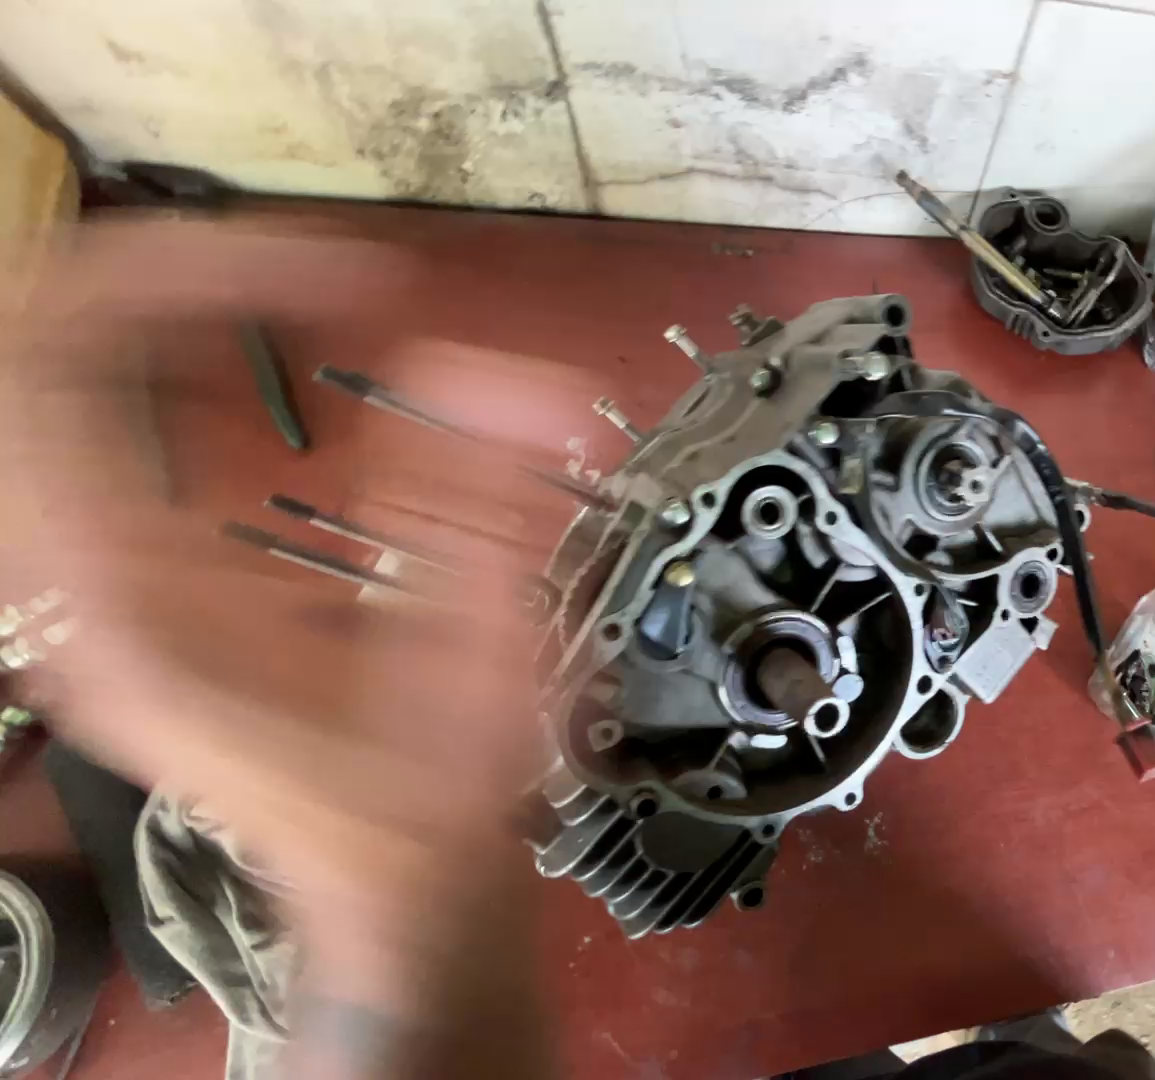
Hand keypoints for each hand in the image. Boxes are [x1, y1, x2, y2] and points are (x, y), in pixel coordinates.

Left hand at [0, 217, 593, 1035]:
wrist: (396, 868)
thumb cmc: (425, 793)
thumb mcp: (472, 654)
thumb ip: (486, 510)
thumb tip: (510, 382)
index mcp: (131, 588)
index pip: (69, 355)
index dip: (217, 280)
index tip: (361, 280)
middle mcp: (89, 572)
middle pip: (68, 345)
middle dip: (222, 289)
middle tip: (358, 289)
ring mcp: (114, 572)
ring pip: (101, 381)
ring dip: (225, 328)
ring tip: (350, 322)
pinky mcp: (164, 575)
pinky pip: (147, 432)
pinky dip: (229, 380)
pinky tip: (323, 386)